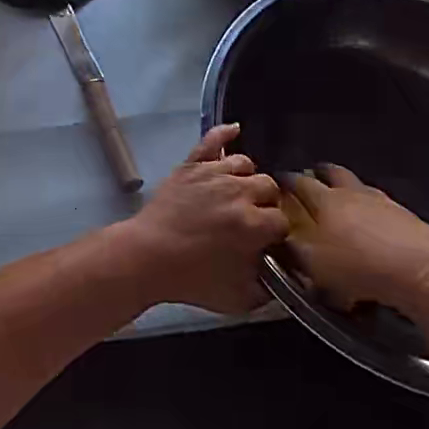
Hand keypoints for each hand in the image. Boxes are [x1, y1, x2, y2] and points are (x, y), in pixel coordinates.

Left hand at [113, 124, 287, 313]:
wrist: (146, 256)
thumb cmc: (191, 279)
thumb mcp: (237, 298)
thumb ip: (266, 288)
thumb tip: (282, 277)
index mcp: (252, 224)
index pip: (281, 220)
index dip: (276, 232)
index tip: (268, 241)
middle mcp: (238, 192)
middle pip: (268, 186)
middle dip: (266, 203)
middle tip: (253, 218)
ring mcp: (213, 173)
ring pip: (245, 164)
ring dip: (247, 178)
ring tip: (239, 192)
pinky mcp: (192, 164)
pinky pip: (212, 140)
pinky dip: (224, 134)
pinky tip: (235, 130)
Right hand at [285, 165, 428, 317]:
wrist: (422, 271)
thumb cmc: (360, 268)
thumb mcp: (316, 267)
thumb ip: (296, 252)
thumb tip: (282, 241)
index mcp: (326, 201)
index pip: (300, 184)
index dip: (287, 182)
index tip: (279, 182)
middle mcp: (353, 193)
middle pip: (333, 173)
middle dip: (320, 173)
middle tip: (313, 177)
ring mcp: (382, 201)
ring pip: (358, 186)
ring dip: (348, 189)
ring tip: (343, 201)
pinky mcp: (405, 216)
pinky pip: (380, 205)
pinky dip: (371, 210)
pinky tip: (373, 226)